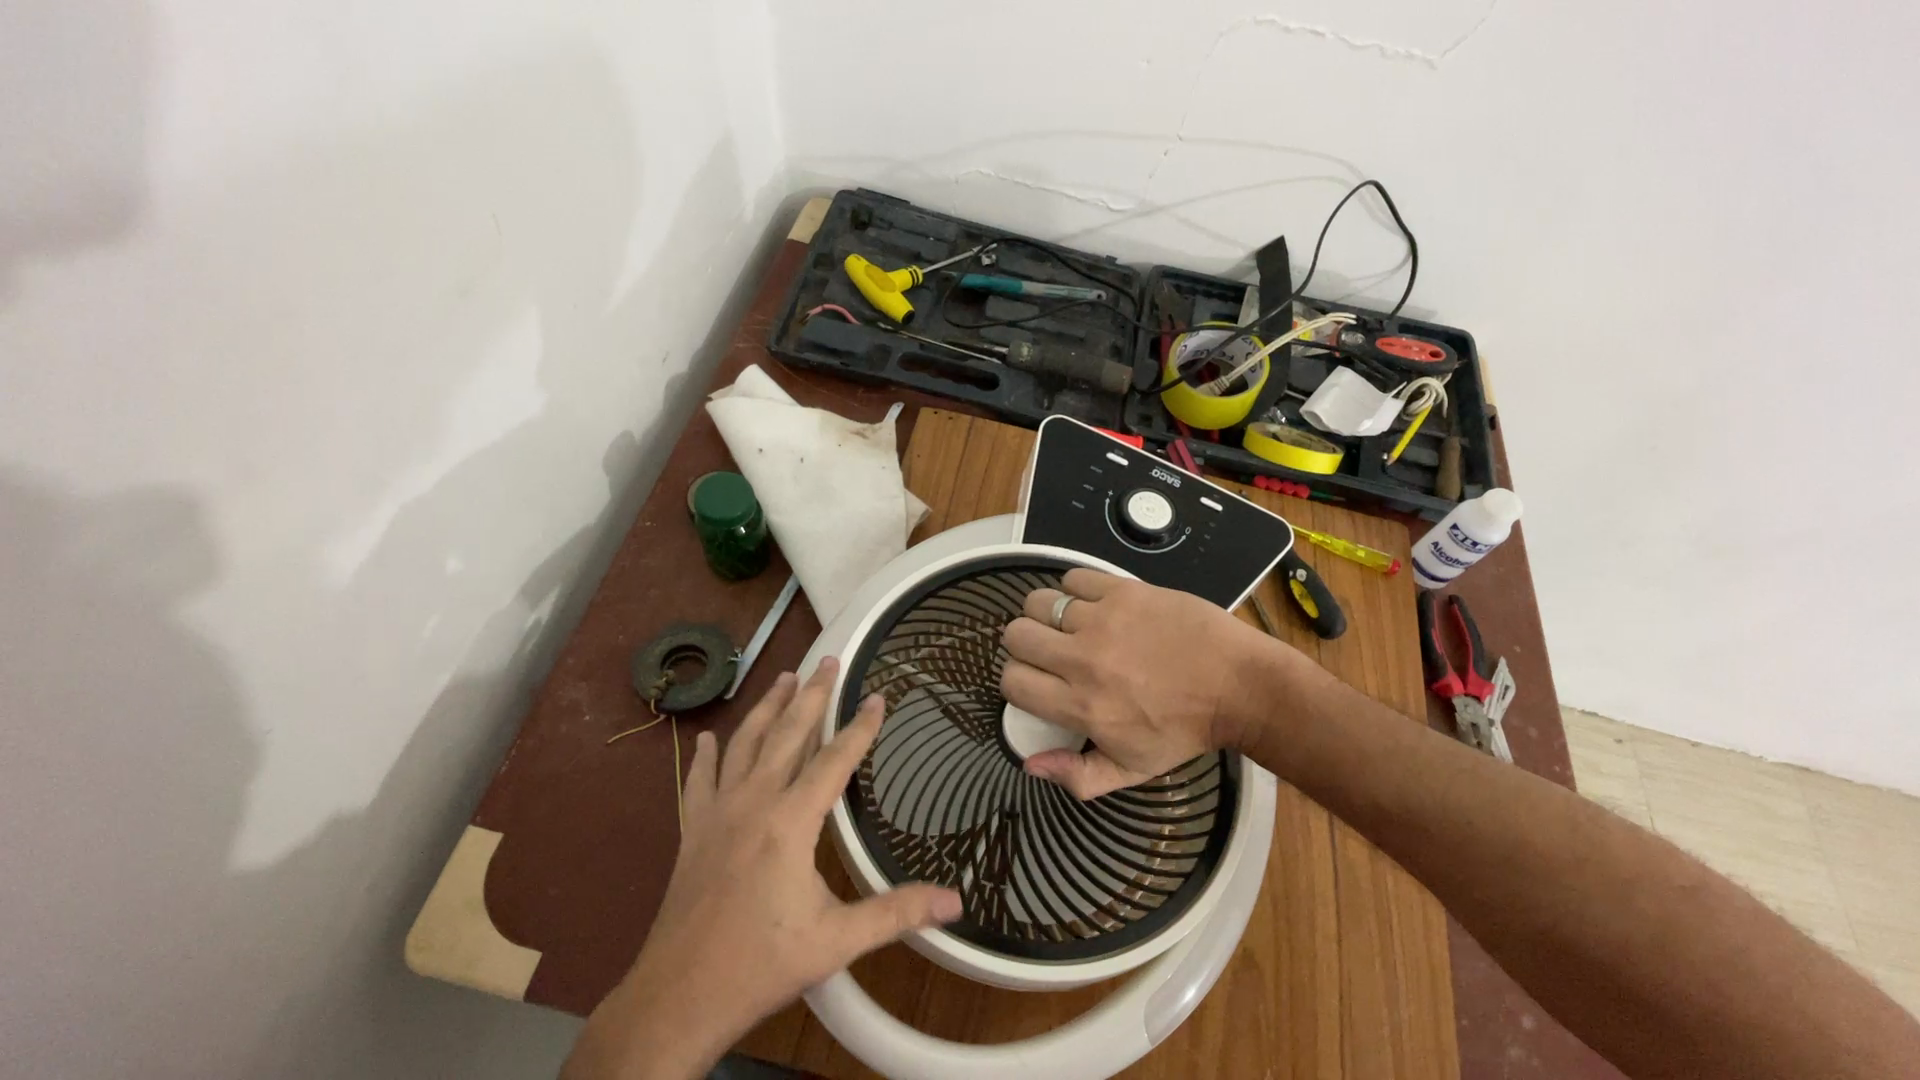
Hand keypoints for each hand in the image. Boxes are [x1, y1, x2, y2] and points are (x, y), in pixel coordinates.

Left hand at [564, 660, 961, 1079]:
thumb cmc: (761, 964)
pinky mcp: (692, 832)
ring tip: (782, 677)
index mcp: (790, 822)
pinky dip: (707, 755)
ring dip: (765, 708)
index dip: (859, 726)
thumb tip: (956, 903)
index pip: (833, 759)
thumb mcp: (837, 940)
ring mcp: (716, 814)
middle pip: (786, 735)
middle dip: (810, 695)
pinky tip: (709, 738)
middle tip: (827, 660)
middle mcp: (752, 803)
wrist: (679, 995)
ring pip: (743, 745)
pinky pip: (700, 780)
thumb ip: (896, 913)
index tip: (878, 694)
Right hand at [1000, 569, 1289, 798]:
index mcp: (1082, 707)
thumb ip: (1078, 776)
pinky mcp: (1125, 592)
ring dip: (1045, 615)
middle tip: (1049, 652)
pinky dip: (1075, 589)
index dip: (1018, 682)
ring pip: (1038, 602)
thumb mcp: (1132, 769)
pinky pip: (1075, 578)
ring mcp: (1103, 621)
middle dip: (1024, 645)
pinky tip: (1092, 605)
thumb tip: (1029, 763)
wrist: (1238, 685)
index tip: (1038, 683)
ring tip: (1067, 625)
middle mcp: (1083, 661)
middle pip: (1016, 636)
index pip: (1012, 681)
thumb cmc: (1186, 731)